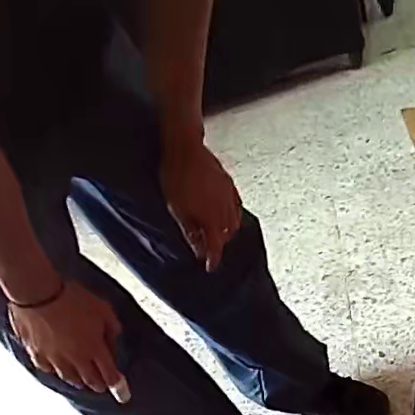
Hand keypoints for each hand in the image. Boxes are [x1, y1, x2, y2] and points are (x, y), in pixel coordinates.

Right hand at [8, 281, 127, 398]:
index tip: (123, 396)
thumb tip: (113, 345)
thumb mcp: (103, 310)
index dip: (118, 387)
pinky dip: (56, 371)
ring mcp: (54, 358)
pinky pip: (48, 370)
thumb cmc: (72, 298)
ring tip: (82, 378)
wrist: (37, 291)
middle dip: (99, 385)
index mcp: (95, 349)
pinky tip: (57, 367)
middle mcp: (76, 359)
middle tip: (102, 384)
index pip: (110, 376)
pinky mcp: (35, 353)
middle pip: (91, 382)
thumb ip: (112, 330)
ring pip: (70, 379)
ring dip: (79, 380)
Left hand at [159, 134, 241, 271]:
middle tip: (208, 248)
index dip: (214, 259)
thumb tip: (198, 249)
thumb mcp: (177, 210)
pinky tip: (226, 214)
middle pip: (227, 236)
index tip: (210, 267)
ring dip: (227, 232)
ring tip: (217, 232)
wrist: (185, 147)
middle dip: (219, 244)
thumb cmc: (177, 178)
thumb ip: (191, 232)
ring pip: (235, 223)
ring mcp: (229, 197)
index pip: (217, 247)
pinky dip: (233, 215)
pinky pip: (236, 206)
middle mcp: (225, 212)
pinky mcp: (229, 184)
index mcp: (212, 220)